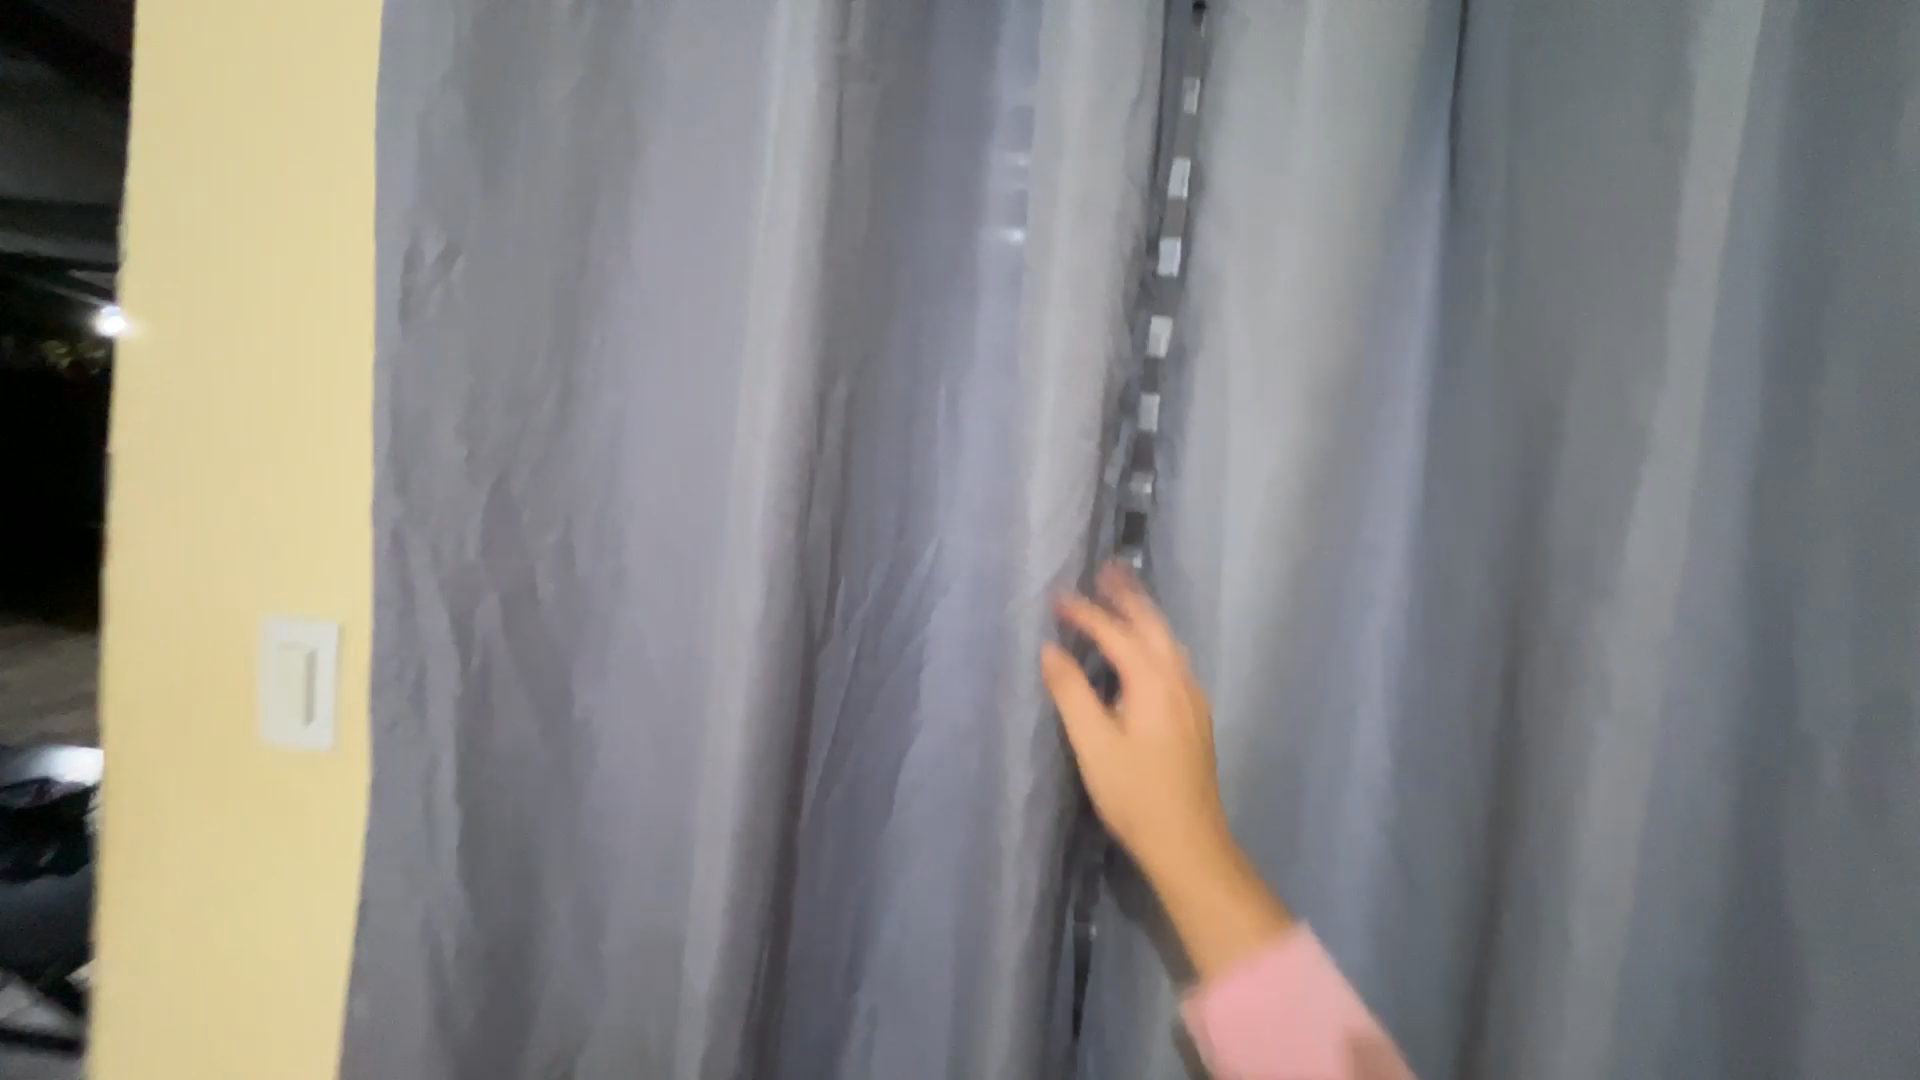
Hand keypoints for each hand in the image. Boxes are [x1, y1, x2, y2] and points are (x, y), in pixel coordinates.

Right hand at [1041, 562, 1292, 980]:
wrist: (1190, 844)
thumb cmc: (1136, 795)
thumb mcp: (1093, 744)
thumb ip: (1071, 692)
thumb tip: (1050, 650)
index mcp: (1153, 681)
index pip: (1115, 633)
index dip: (1085, 613)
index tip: (1056, 597)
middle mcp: (1179, 680)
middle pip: (1153, 624)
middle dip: (1127, 596)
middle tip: (1104, 570)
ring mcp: (1193, 698)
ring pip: (1168, 641)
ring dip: (1143, 614)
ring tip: (1121, 596)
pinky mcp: (1195, 716)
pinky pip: (1173, 659)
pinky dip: (1154, 639)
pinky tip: (1144, 649)